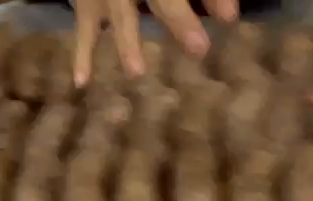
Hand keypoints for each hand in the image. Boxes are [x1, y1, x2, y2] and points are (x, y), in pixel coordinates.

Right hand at [74, 0, 239, 84]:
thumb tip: (224, 6)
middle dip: (180, 21)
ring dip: (128, 46)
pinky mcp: (87, 4)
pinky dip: (82, 55)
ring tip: (137, 74)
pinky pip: (85, 31)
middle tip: (200, 50)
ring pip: (121, 18)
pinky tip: (82, 82)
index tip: (230, 16)